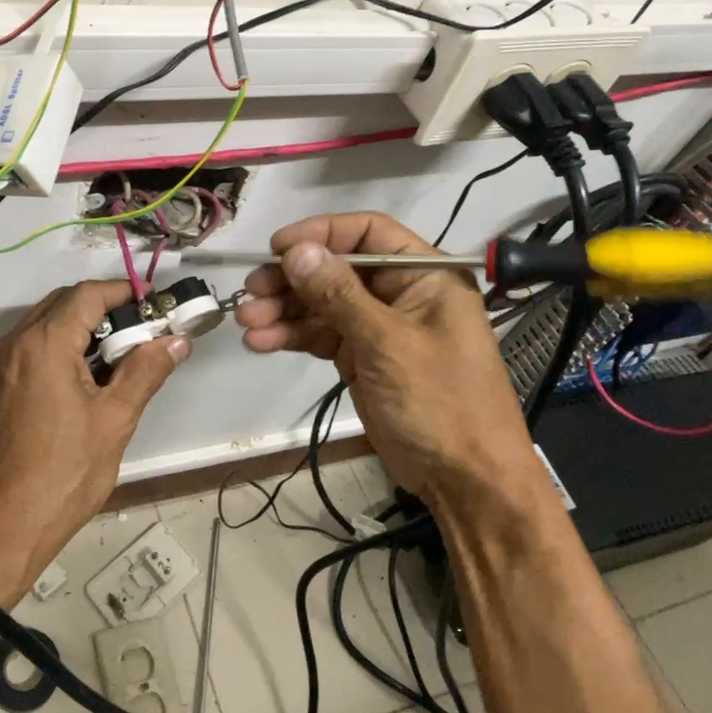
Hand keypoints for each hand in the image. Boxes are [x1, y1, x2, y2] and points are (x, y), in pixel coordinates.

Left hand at [0, 281, 187, 597]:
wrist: (4, 526)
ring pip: (44, 324)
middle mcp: (13, 344)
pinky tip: (85, 378)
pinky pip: (29, 348)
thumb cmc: (64, 474)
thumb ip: (145, 371)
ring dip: (81, 328)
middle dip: (105, 309)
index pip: (88, 295)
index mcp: (43, 345)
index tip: (156, 306)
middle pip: (64, 303)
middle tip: (143, 333)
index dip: (125, 293)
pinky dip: (59, 348)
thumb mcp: (114, 421)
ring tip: (119, 358)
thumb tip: (176, 341)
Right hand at [234, 212, 533, 502]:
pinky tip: (260, 341)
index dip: (321, 234)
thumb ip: (339, 294)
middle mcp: (402, 294)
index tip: (277, 247)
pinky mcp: (363, 359)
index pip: (369, 233)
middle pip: (337, 269)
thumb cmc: (440, 402)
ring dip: (284, 310)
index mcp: (426, 276)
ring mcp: (380, 328)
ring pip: (323, 304)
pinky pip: (321, 336)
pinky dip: (292, 337)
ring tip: (246, 321)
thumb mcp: (388, 343)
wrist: (465, 479)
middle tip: (251, 290)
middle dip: (292, 279)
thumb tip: (296, 251)